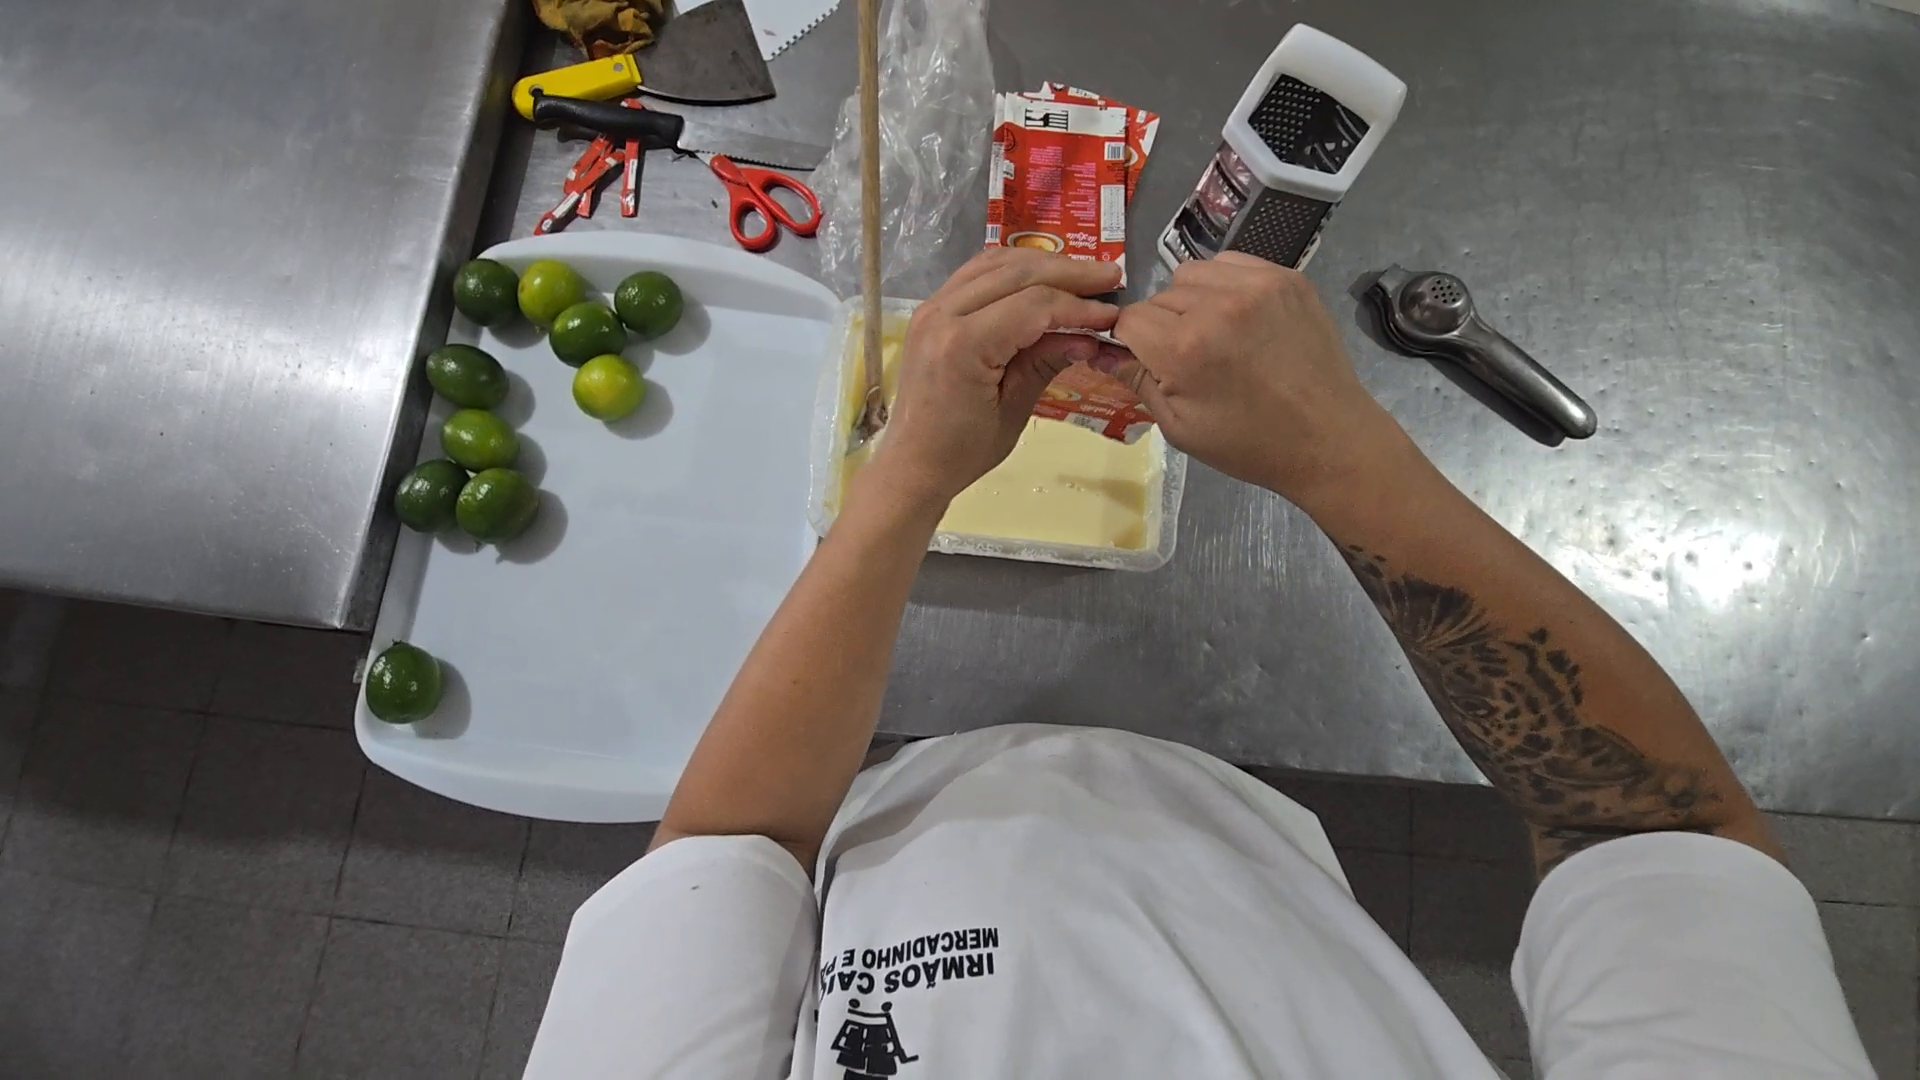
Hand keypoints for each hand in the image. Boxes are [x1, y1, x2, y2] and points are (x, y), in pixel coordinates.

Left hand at [867, 248, 1121, 505]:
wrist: (911, 464)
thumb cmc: (961, 453)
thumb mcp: (1013, 412)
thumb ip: (1045, 364)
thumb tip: (1089, 336)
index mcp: (962, 346)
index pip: (1033, 305)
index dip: (1077, 307)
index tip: (1112, 315)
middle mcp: (942, 315)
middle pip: (1016, 273)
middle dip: (1068, 273)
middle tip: (1110, 279)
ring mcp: (932, 308)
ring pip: (996, 263)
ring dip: (1042, 264)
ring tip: (1082, 276)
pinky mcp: (931, 311)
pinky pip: (976, 274)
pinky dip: (1013, 270)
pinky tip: (1041, 278)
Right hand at [1095, 253, 1402, 504]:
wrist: (1327, 438)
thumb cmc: (1247, 444)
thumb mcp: (1178, 426)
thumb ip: (1136, 380)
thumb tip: (1095, 352)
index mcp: (1185, 348)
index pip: (1128, 320)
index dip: (1127, 342)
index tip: (1144, 361)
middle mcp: (1217, 305)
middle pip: (1157, 296)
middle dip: (1159, 325)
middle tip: (1184, 359)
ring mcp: (1256, 286)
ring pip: (1191, 273)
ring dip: (1188, 300)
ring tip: (1210, 334)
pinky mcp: (1286, 278)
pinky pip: (1231, 263)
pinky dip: (1222, 285)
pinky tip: (1235, 318)